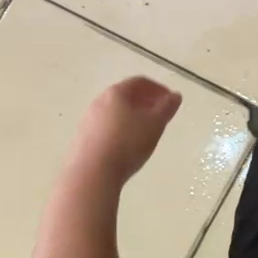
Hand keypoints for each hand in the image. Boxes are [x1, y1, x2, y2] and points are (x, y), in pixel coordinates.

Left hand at [67, 76, 181, 186]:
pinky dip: (119, 130)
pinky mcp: (81, 139)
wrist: (90, 175)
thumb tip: (175, 96)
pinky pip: (105, 127)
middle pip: (125, 96)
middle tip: (159, 115)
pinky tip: (126, 146)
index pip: (140, 82)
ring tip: (144, 132)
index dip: (158, 89)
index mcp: (116, 93)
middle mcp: (99, 102)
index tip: (170, 100)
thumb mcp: (154, 124)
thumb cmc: (127, 144)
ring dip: (131, 117)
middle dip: (145, 102)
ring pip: (114, 112)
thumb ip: (167, 108)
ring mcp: (87, 121)